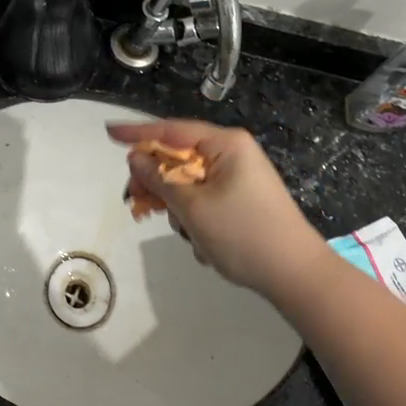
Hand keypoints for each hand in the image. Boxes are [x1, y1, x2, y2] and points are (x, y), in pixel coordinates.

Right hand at [107, 120, 325, 299]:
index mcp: (226, 144)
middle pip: (180, 158)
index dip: (138, 134)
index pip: (172, 130)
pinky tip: (206, 247)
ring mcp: (240, 178)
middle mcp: (233, 153)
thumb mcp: (193, 207)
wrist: (296, 276)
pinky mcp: (243, 201)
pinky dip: (198, 220)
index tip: (109, 134)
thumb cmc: (244, 234)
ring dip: (181, 210)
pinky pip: (207, 201)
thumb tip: (137, 158)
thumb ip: (161, 179)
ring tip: (191, 237)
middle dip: (160, 184)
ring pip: (191, 184)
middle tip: (139, 206)